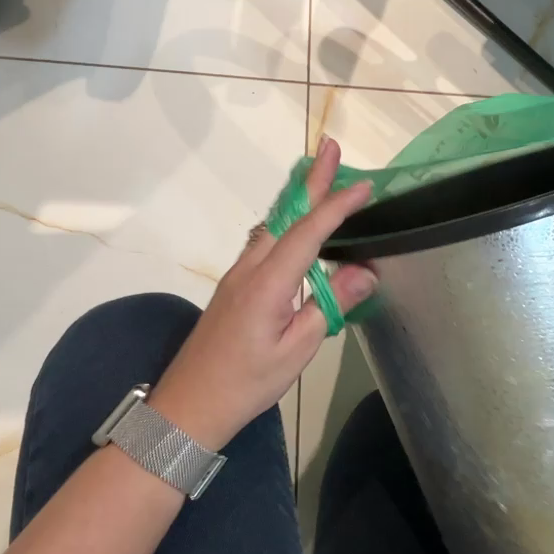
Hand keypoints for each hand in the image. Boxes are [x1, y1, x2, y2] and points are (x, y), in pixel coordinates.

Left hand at [147, 139, 375, 450]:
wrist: (189, 405)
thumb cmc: (247, 383)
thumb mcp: (297, 350)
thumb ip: (330, 306)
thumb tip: (364, 271)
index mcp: (268, 282)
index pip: (309, 232)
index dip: (337, 206)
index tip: (364, 185)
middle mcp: (249, 268)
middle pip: (285, 215)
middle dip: (311, 181)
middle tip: (331, 147)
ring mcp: (237, 276)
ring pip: (271, 227)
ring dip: (298, 200)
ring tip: (321, 179)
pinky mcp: (233, 289)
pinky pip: (263, 243)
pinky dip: (286, 224)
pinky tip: (296, 229)